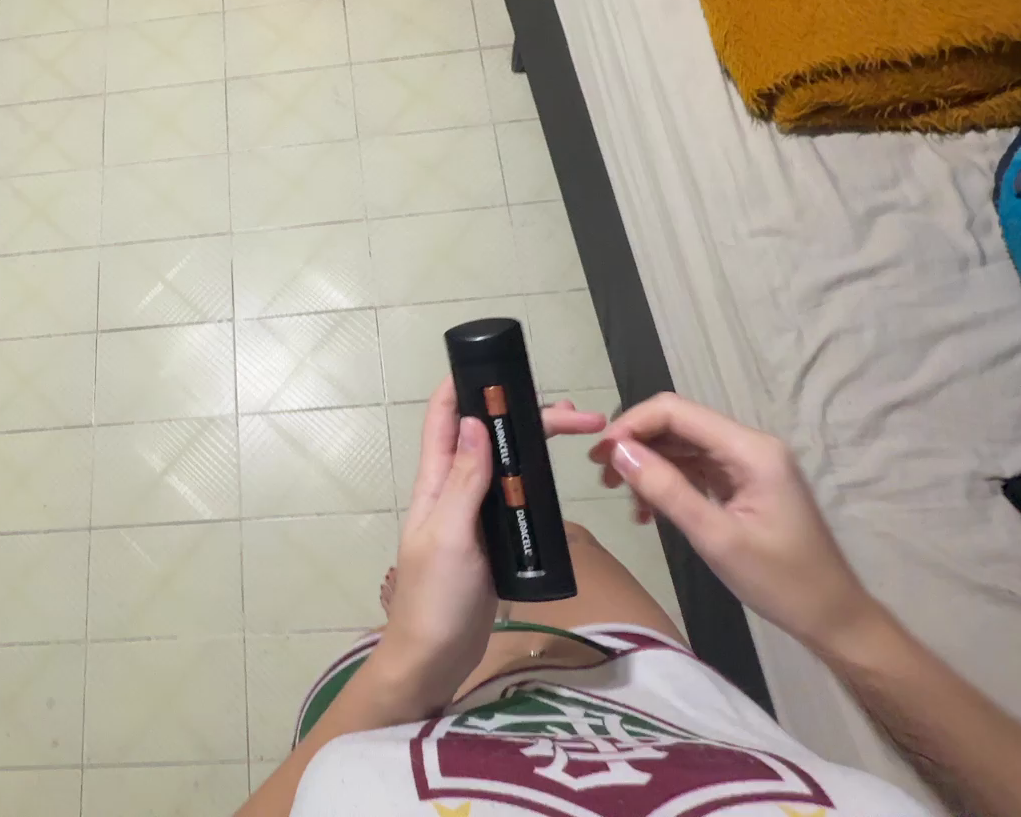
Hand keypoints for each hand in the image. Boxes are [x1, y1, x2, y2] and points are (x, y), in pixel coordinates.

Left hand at [373, 379, 607, 719]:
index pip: (443, 417)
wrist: (435, 656)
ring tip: (585, 433)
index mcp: (436, 480)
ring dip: (537, 443)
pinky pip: (515, 495)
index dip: (465, 385)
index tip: (502, 365)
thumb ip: (464, 481)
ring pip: (506, 463)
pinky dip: (539, 478)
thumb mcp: (451, 535)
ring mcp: (475, 512)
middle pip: (488, 435)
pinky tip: (562, 475)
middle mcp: (454, 487)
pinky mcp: (495, 537)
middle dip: (526, 415)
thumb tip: (476, 421)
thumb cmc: (436, 596)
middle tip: (581, 413)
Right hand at [592, 393, 880, 651]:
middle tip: (603, 477)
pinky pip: (691, 468)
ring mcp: (745, 464)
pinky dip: (665, 483)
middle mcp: (748, 446)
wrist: (833, 619)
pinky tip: (648, 511)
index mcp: (750, 450)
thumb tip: (617, 452)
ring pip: (679, 446)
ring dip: (646, 466)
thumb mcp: (716, 538)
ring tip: (623, 497)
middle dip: (634, 445)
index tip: (601, 456)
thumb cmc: (782, 581)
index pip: (675, 412)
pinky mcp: (740, 483)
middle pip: (675, 424)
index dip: (632, 425)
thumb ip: (666, 489)